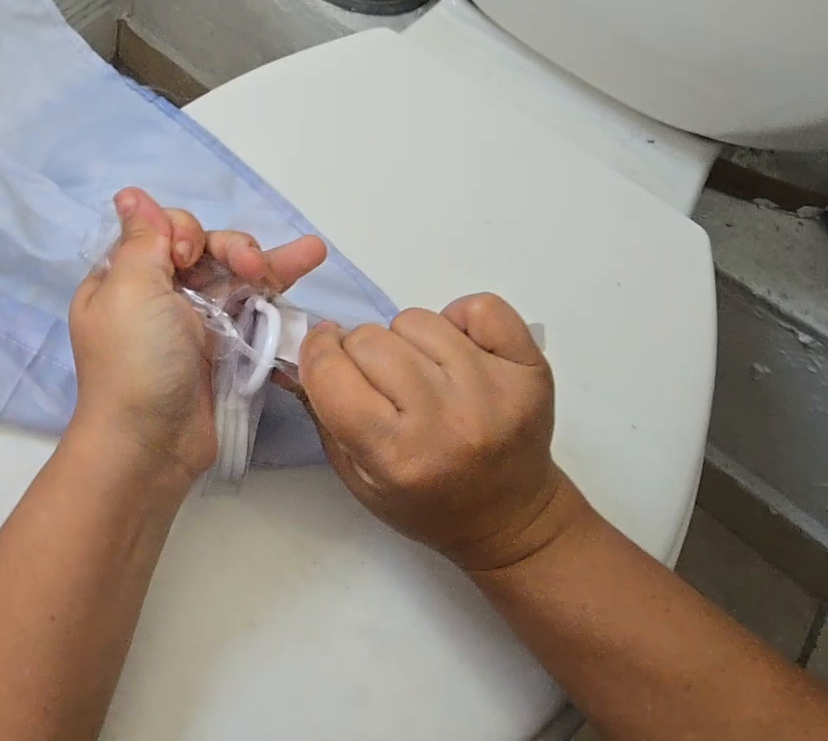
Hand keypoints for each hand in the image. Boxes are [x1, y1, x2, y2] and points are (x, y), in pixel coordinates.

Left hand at [67, 187, 326, 485]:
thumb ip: (141, 239)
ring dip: (266, 260)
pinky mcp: (220, 346)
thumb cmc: (135, 361)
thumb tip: (129, 193)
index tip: (183, 256)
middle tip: (251, 265)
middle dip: (230, 248)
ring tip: (310, 251)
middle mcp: (155, 293)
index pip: (160, 230)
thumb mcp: (130, 290)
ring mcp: (190, 320)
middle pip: (202, 249)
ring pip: (232, 275)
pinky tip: (307, 262)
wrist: (150, 444)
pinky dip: (275, 288)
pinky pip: (249, 306)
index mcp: (123, 276)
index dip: (182, 232)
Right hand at [295, 293, 587, 570]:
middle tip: (377, 378)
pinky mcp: (531, 370)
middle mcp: (446, 420)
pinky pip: (480, 307)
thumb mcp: (355, 473)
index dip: (318, 354)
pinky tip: (458, 351)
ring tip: (420, 370)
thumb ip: (322, 408)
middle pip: (369, 339)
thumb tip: (297, 347)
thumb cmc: (421, 500)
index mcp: (396, 454)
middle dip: (359, 351)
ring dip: (406, 339)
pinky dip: (461, 319)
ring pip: (416, 320)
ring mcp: (494, 391)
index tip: (324, 356)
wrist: (509, 519)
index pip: (329, 370)